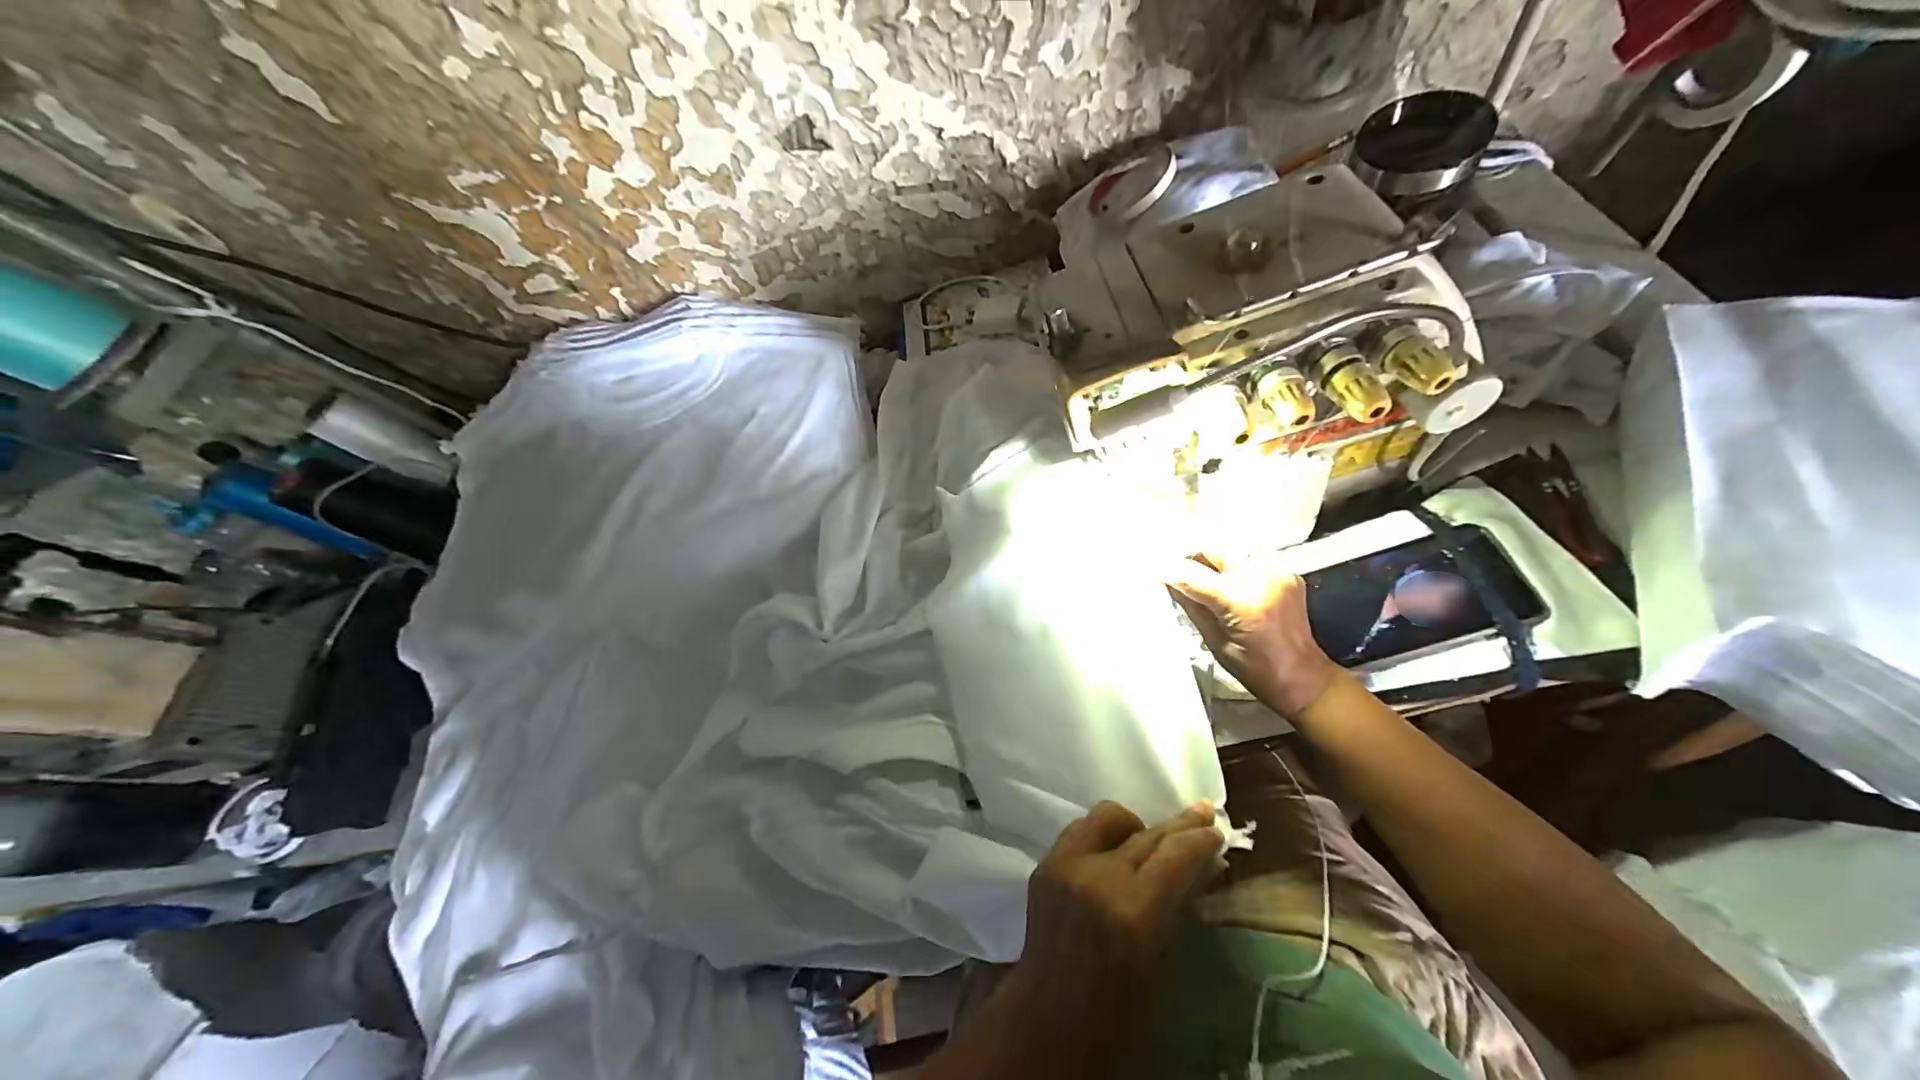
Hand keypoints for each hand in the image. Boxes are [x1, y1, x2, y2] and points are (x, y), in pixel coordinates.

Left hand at [918, 802, 1224, 1079]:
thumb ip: (1181, 905)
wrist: (1050, 1017)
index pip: (1176, 855)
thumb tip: (1206, 863)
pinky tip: (1117, 850)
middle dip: (1179, 825)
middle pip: (1147, 834)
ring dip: (1137, 826)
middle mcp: (1098, 877)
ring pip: (1108, 817)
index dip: (1200, 840)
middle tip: (1202, 813)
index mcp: (1133, 911)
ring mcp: (1066, 865)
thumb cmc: (1120, 1007)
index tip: (1217, 831)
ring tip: (1153, 841)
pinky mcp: (1044, 863)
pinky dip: (1104, 836)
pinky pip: (1081, 831)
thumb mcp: (1162, 960)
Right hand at [1167, 556, 1339, 717]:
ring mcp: (1277, 571)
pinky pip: (1250, 560)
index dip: (1170, 573)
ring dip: (1215, 564)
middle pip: (1213, 551)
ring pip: (1231, 552)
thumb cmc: (1257, 669)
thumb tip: (1171, 584)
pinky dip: (1236, 569)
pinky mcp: (1286, 572)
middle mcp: (1261, 577)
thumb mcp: (1214, 641)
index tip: (1156, 571)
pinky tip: (1232, 588)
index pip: (1192, 574)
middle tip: (1182, 578)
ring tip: (1209, 586)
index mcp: (1241, 599)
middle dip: (1194, 562)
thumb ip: (1191, 606)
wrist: (1301, 676)